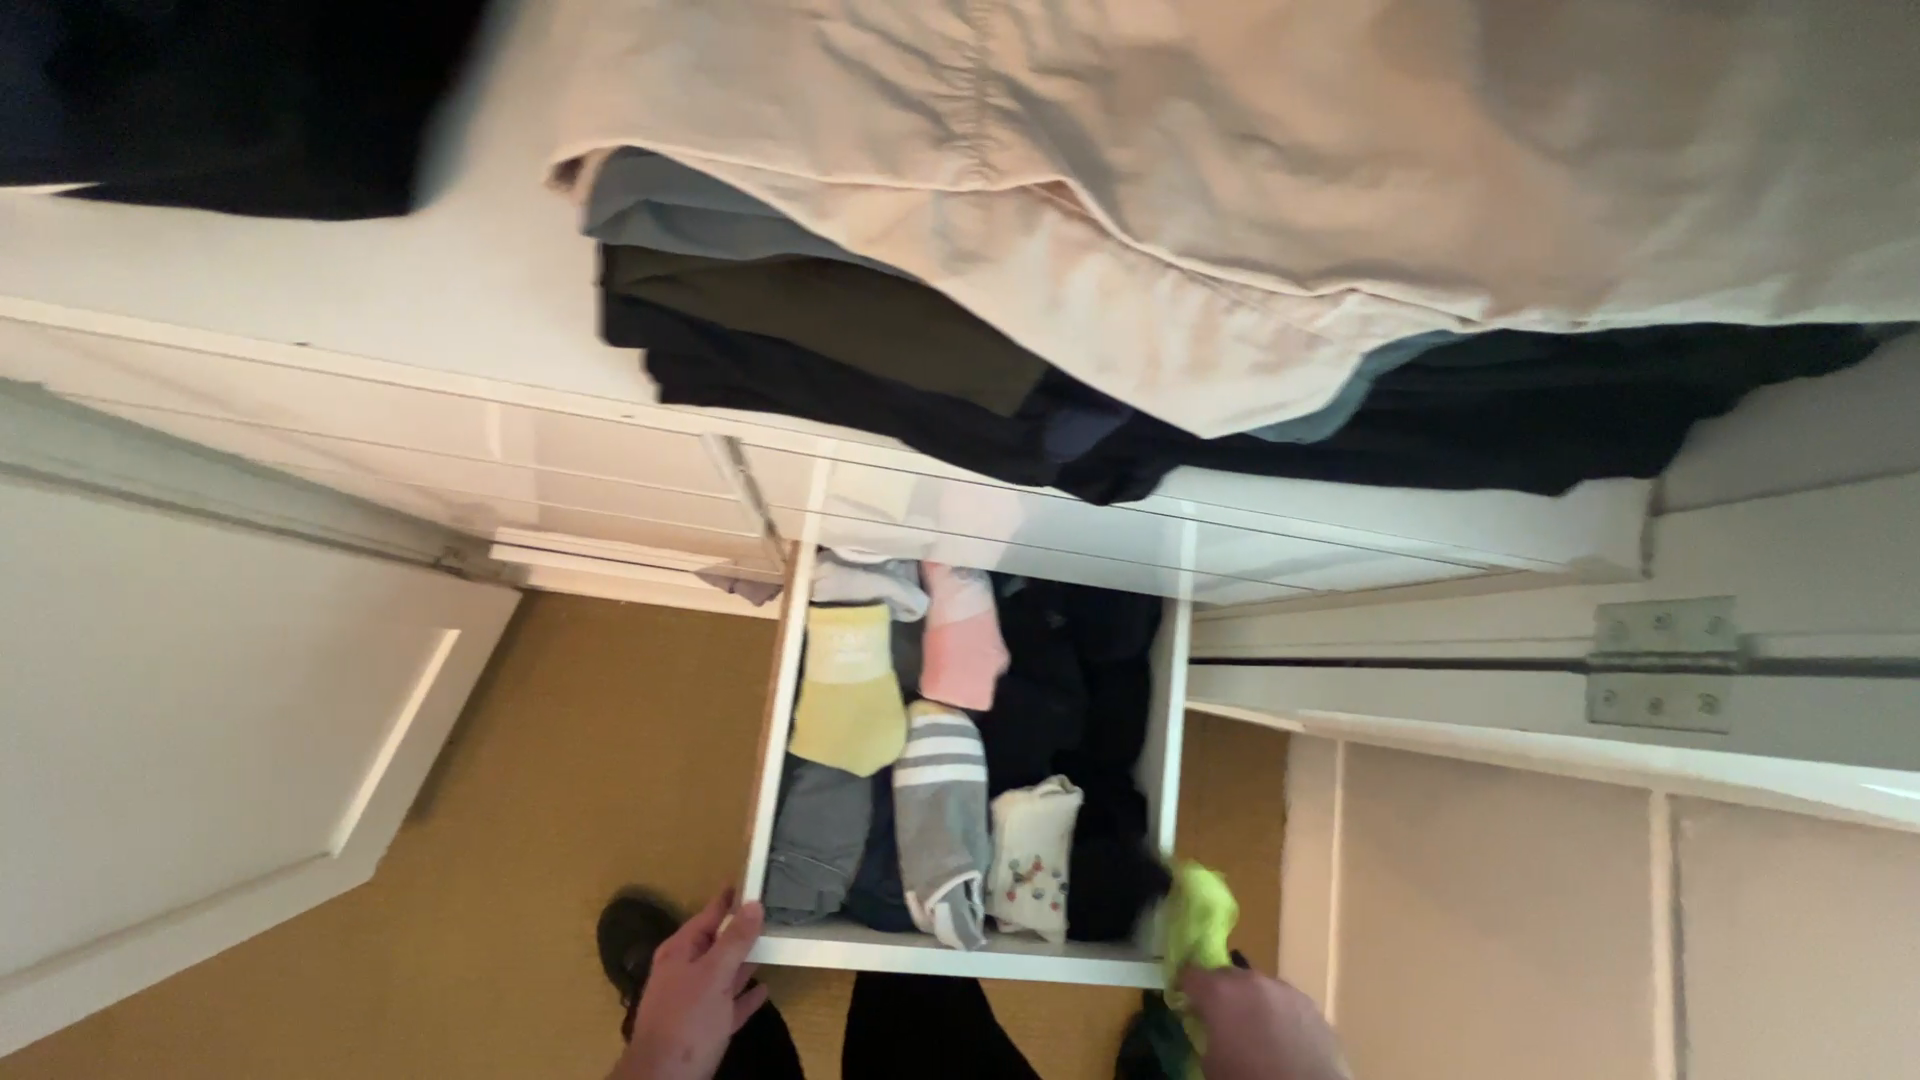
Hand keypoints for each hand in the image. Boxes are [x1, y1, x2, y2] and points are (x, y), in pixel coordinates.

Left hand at [611, 889, 767, 1079]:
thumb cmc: (686, 1020)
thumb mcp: (714, 974)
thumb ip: (735, 940)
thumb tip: (754, 903)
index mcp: (680, 953)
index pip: (709, 915)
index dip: (730, 899)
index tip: (754, 881)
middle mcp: (684, 972)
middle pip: (717, 943)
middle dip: (742, 930)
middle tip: (773, 913)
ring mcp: (693, 1002)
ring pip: (724, 973)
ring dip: (746, 961)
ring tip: (774, 945)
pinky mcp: (704, 1029)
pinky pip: (729, 1005)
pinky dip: (745, 996)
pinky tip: (764, 990)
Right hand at [1179, 967, 1348, 1079]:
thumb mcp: (1211, 1067)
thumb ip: (1205, 1037)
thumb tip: (1211, 1030)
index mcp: (1219, 992)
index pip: (1189, 974)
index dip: (1185, 989)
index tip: (1186, 1004)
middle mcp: (1250, 981)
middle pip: (1225, 976)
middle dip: (1220, 994)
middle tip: (1222, 1021)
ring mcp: (1283, 989)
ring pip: (1258, 987)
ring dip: (1252, 1002)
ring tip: (1258, 1032)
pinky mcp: (1310, 1004)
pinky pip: (1284, 1002)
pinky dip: (1279, 1014)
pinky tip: (1285, 1040)